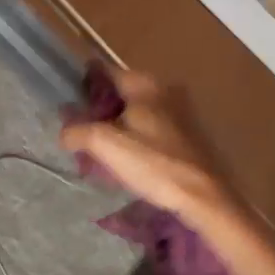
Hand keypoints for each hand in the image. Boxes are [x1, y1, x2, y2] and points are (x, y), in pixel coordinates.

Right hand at [59, 69, 240, 222]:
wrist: (210, 203)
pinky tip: (130, 163)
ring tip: (103, 153)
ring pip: (136, 113)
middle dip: (99, 112)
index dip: (82, 88)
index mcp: (144, 83)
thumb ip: (76, 131)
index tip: (70, 108)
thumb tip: (64, 133)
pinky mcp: (192, 138)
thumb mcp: (104, 144)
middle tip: (83, 134)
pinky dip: (138, 140)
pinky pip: (154, 130)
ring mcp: (182, 113)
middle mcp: (164, 90)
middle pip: (118, 94)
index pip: (101, 72)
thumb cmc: (155, 165)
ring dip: (118, 128)